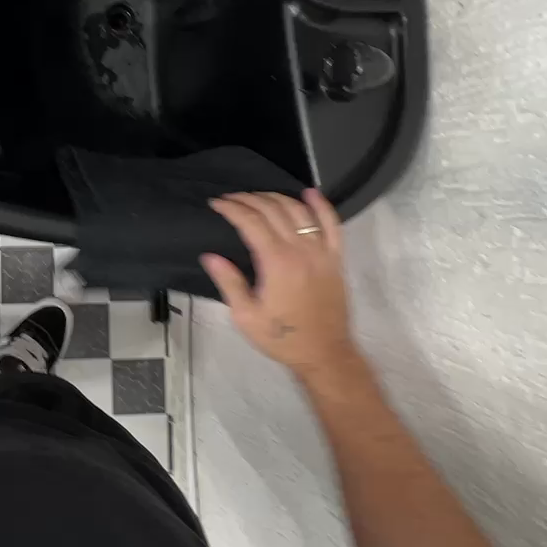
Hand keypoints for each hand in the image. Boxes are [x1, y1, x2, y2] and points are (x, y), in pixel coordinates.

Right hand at [202, 189, 361, 382]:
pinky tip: (309, 193)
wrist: (325, 354)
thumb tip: (210, 256)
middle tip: (230, 199)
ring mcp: (322, 252)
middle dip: (248, 199)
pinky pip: (332, 224)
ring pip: (299, 211)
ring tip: (257, 197)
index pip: (251, 222)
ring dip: (276, 197)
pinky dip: (321, 205)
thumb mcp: (246, 316)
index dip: (231, 208)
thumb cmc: (282, 338)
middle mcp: (301, 250)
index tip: (216, 203)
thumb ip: (229, 282)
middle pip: (273, 210)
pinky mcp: (336, 258)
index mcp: (276, 262)